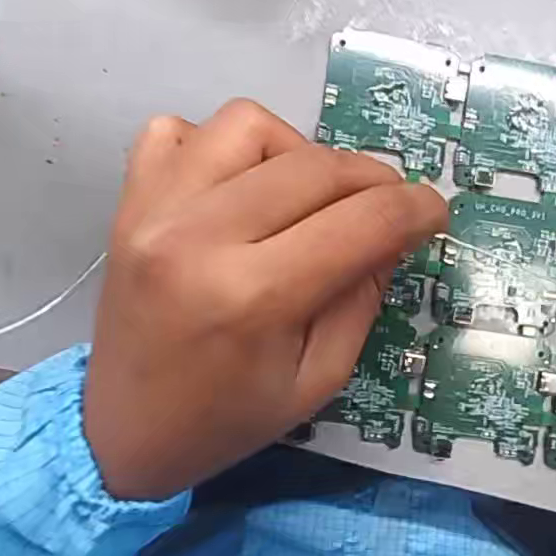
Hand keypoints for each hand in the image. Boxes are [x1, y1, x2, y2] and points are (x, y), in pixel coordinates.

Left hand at [83, 99, 447, 499]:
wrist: (122, 431)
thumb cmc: (224, 420)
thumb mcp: (317, 380)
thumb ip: (362, 298)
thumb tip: (392, 230)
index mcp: (252, 297)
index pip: (360, 222)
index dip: (415, 208)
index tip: (432, 211)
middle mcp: (199, 237)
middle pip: (313, 166)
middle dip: (372, 178)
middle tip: (385, 206)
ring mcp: (153, 211)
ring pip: (248, 125)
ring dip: (297, 151)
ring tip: (304, 195)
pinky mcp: (127, 203)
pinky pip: (176, 130)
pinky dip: (217, 147)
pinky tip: (235, 188)